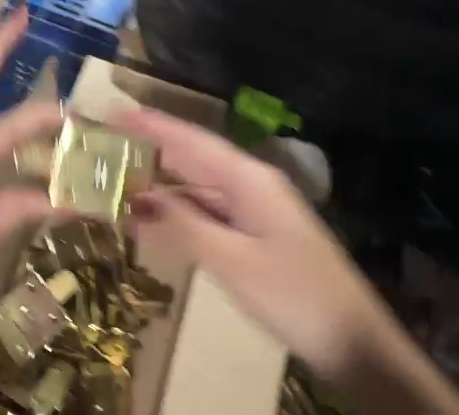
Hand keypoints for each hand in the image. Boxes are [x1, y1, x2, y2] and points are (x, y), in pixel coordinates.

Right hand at [108, 106, 396, 379]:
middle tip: (101, 142)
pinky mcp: (257, 235)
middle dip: (149, 148)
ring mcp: (256, 210)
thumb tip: (137, 193)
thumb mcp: (231, 261)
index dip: (150, 124)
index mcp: (249, 178)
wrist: (358, 346)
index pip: (190, 139)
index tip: (110, 112)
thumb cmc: (295, 296)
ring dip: (159, 180)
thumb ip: (182, 222)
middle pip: (192, 156)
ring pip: (198, 184)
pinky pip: (208, 209)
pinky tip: (149, 214)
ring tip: (113, 175)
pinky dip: (177, 208)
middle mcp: (251, 184)